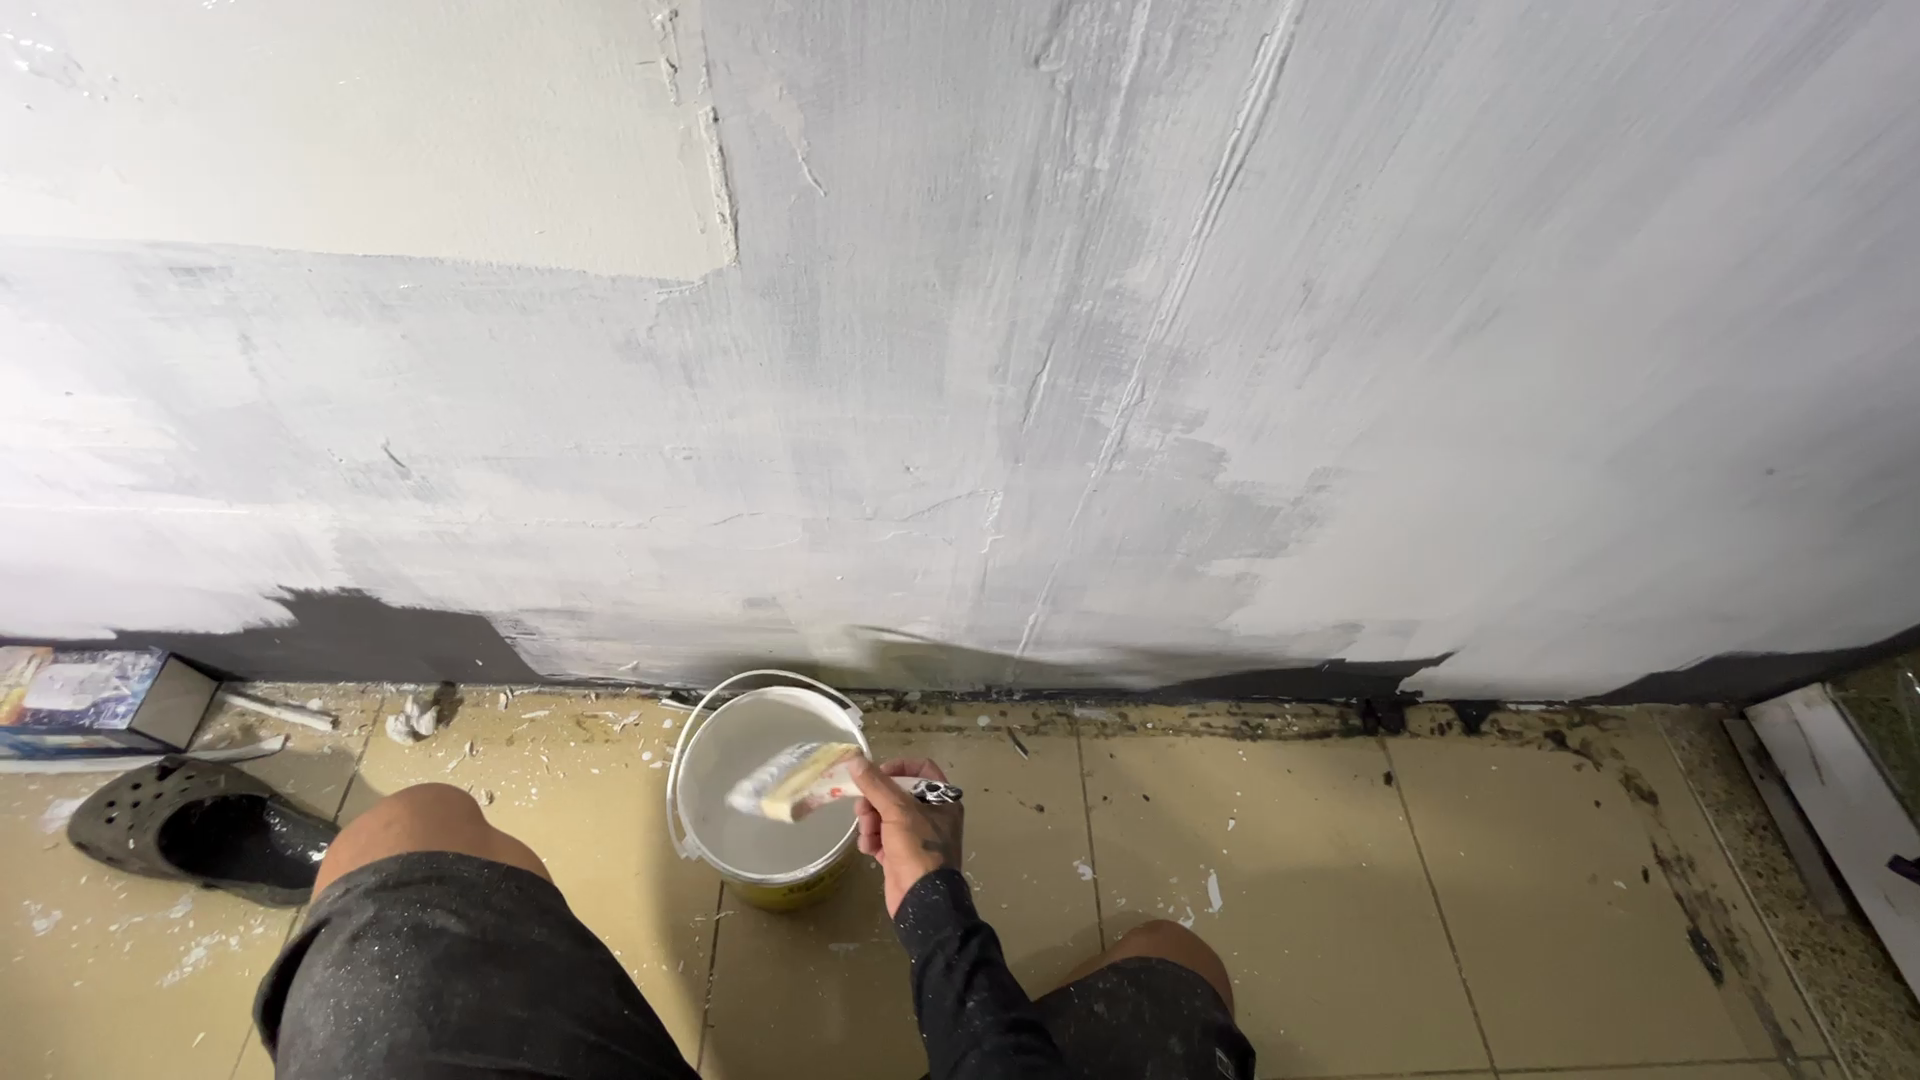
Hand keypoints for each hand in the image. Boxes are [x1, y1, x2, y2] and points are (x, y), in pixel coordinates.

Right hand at [849, 757, 962, 916]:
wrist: (922, 901)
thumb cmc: (918, 848)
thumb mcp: (897, 811)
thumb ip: (875, 784)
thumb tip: (855, 759)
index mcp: (942, 799)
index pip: (921, 769)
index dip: (898, 768)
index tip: (877, 774)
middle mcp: (931, 814)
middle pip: (897, 793)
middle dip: (875, 800)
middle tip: (863, 809)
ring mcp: (916, 835)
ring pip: (885, 815)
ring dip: (871, 822)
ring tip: (867, 833)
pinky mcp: (900, 854)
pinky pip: (881, 837)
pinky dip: (872, 840)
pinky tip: (868, 848)